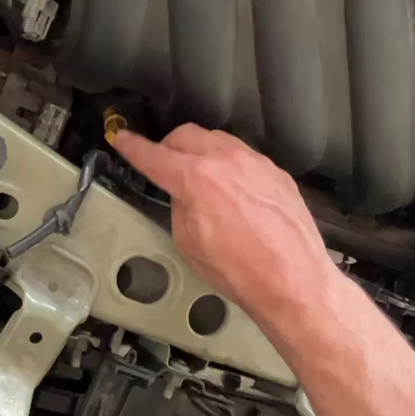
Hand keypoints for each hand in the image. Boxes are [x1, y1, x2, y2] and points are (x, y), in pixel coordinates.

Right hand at [112, 125, 343, 331]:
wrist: (294, 281)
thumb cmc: (242, 270)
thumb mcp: (188, 242)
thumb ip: (179, 207)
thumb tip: (183, 194)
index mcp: (197, 179)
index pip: (154, 156)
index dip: (132, 146)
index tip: (121, 137)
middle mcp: (227, 161)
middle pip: (185, 135)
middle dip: (168, 147)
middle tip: (163, 165)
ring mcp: (255, 163)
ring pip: (216, 140)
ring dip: (200, 152)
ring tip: (199, 179)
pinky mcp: (276, 173)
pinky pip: (244, 156)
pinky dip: (228, 166)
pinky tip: (231, 192)